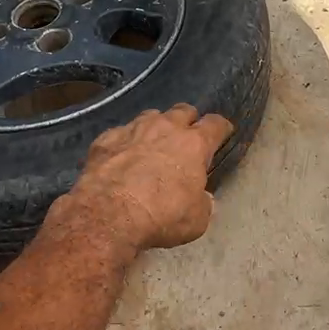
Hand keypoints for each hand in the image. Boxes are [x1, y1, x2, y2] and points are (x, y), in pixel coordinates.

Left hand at [51, 105, 233, 254]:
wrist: (109, 214)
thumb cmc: (162, 216)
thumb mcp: (197, 219)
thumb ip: (202, 202)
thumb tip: (202, 198)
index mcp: (194, 145)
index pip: (215, 124)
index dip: (221, 128)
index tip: (222, 132)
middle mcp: (166, 128)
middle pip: (183, 110)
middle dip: (188, 121)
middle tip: (186, 137)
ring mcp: (133, 130)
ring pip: (151, 116)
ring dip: (156, 127)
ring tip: (153, 143)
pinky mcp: (106, 139)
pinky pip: (121, 132)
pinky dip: (126, 142)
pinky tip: (122, 156)